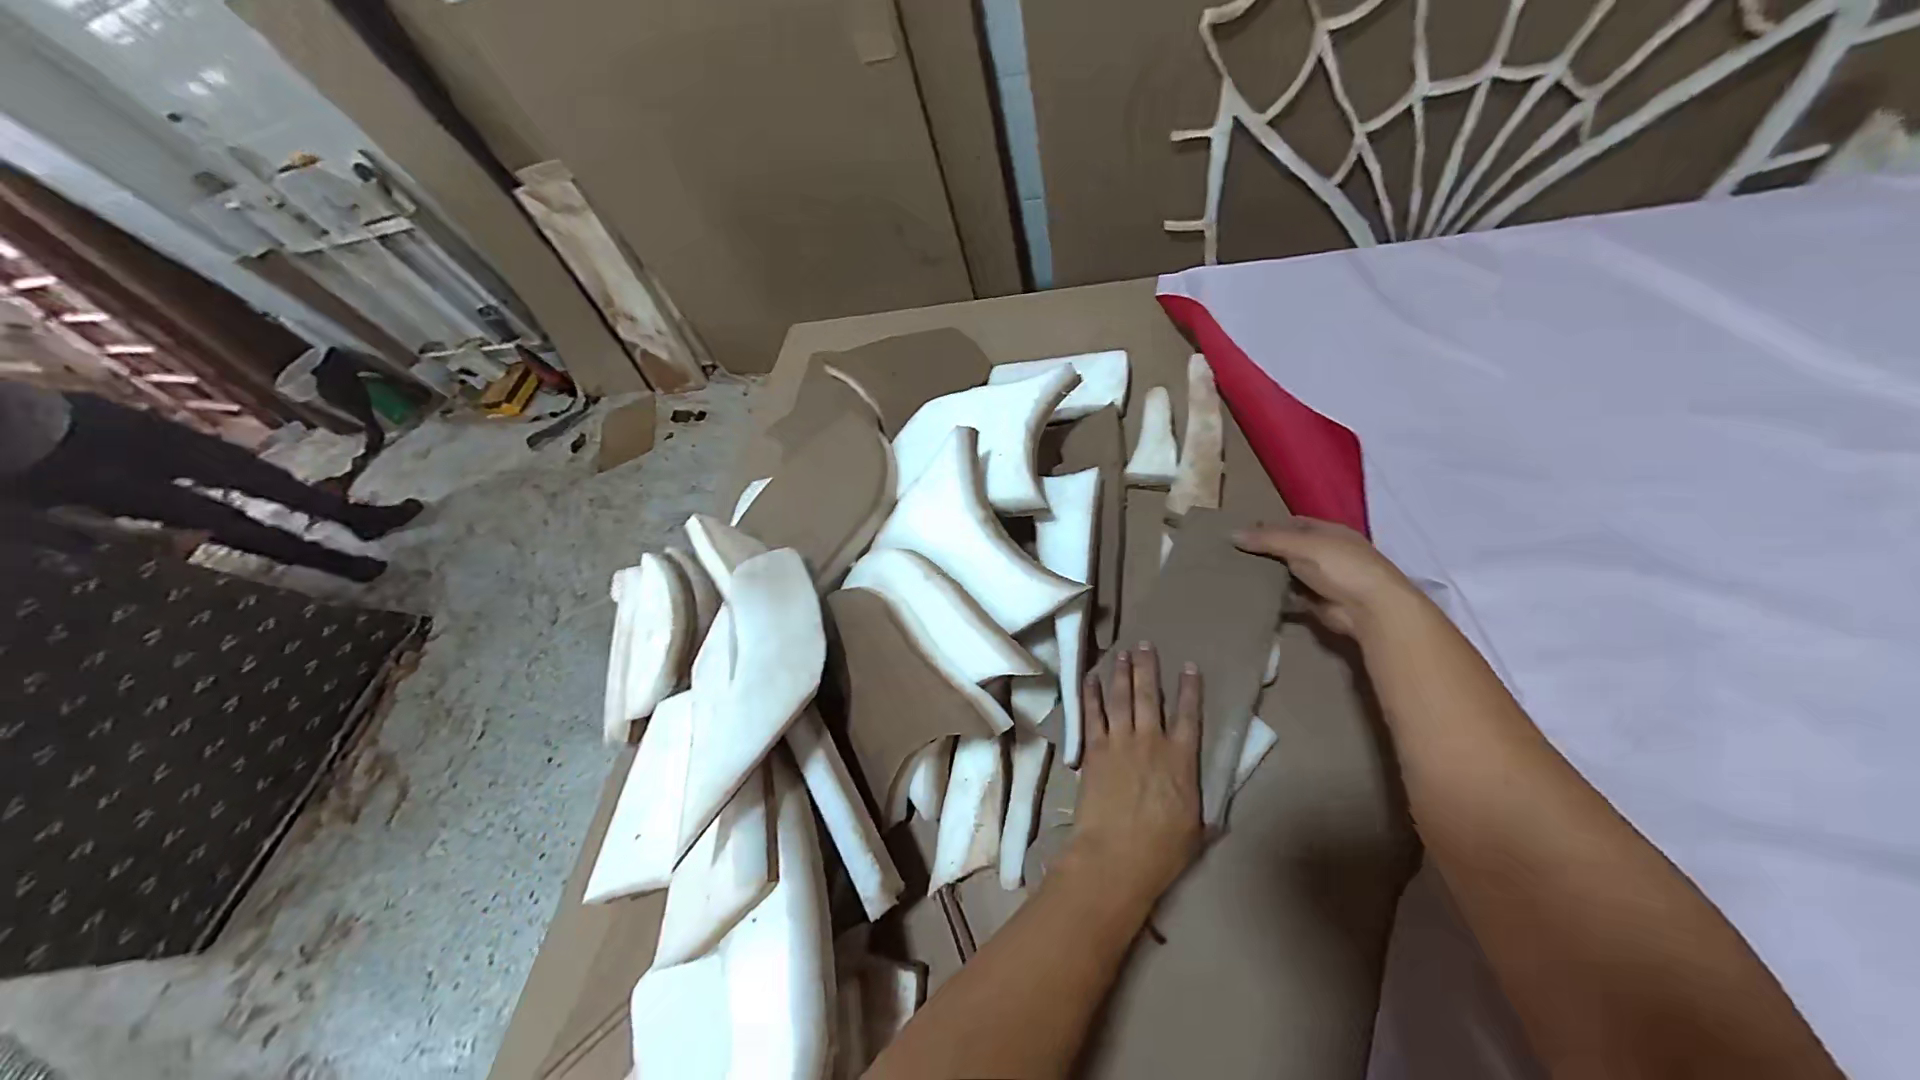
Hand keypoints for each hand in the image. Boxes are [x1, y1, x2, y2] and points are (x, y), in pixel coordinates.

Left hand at [1064, 644, 1202, 909]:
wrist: (1116, 854)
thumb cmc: (1162, 849)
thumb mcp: (1196, 829)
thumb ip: (1200, 808)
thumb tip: (1210, 808)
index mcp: (1182, 759)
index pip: (1189, 715)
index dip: (1190, 689)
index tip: (1190, 667)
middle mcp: (1151, 741)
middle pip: (1149, 695)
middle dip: (1148, 668)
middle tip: (1145, 645)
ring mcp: (1120, 742)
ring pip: (1121, 698)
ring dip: (1121, 673)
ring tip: (1121, 652)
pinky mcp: (1094, 750)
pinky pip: (1092, 715)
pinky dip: (1091, 695)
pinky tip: (1091, 679)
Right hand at [1234, 517, 1422, 637]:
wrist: (1371, 609)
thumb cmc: (1341, 567)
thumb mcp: (1301, 545)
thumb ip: (1267, 539)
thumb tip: (1232, 534)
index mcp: (1329, 532)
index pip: (1294, 523)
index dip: (1268, 526)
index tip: (1241, 533)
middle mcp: (1327, 553)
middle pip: (1289, 548)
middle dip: (1265, 552)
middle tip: (1232, 555)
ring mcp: (1323, 579)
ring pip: (1288, 573)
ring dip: (1268, 575)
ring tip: (1235, 575)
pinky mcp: (1317, 602)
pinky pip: (1290, 596)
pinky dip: (1275, 597)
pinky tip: (1252, 596)